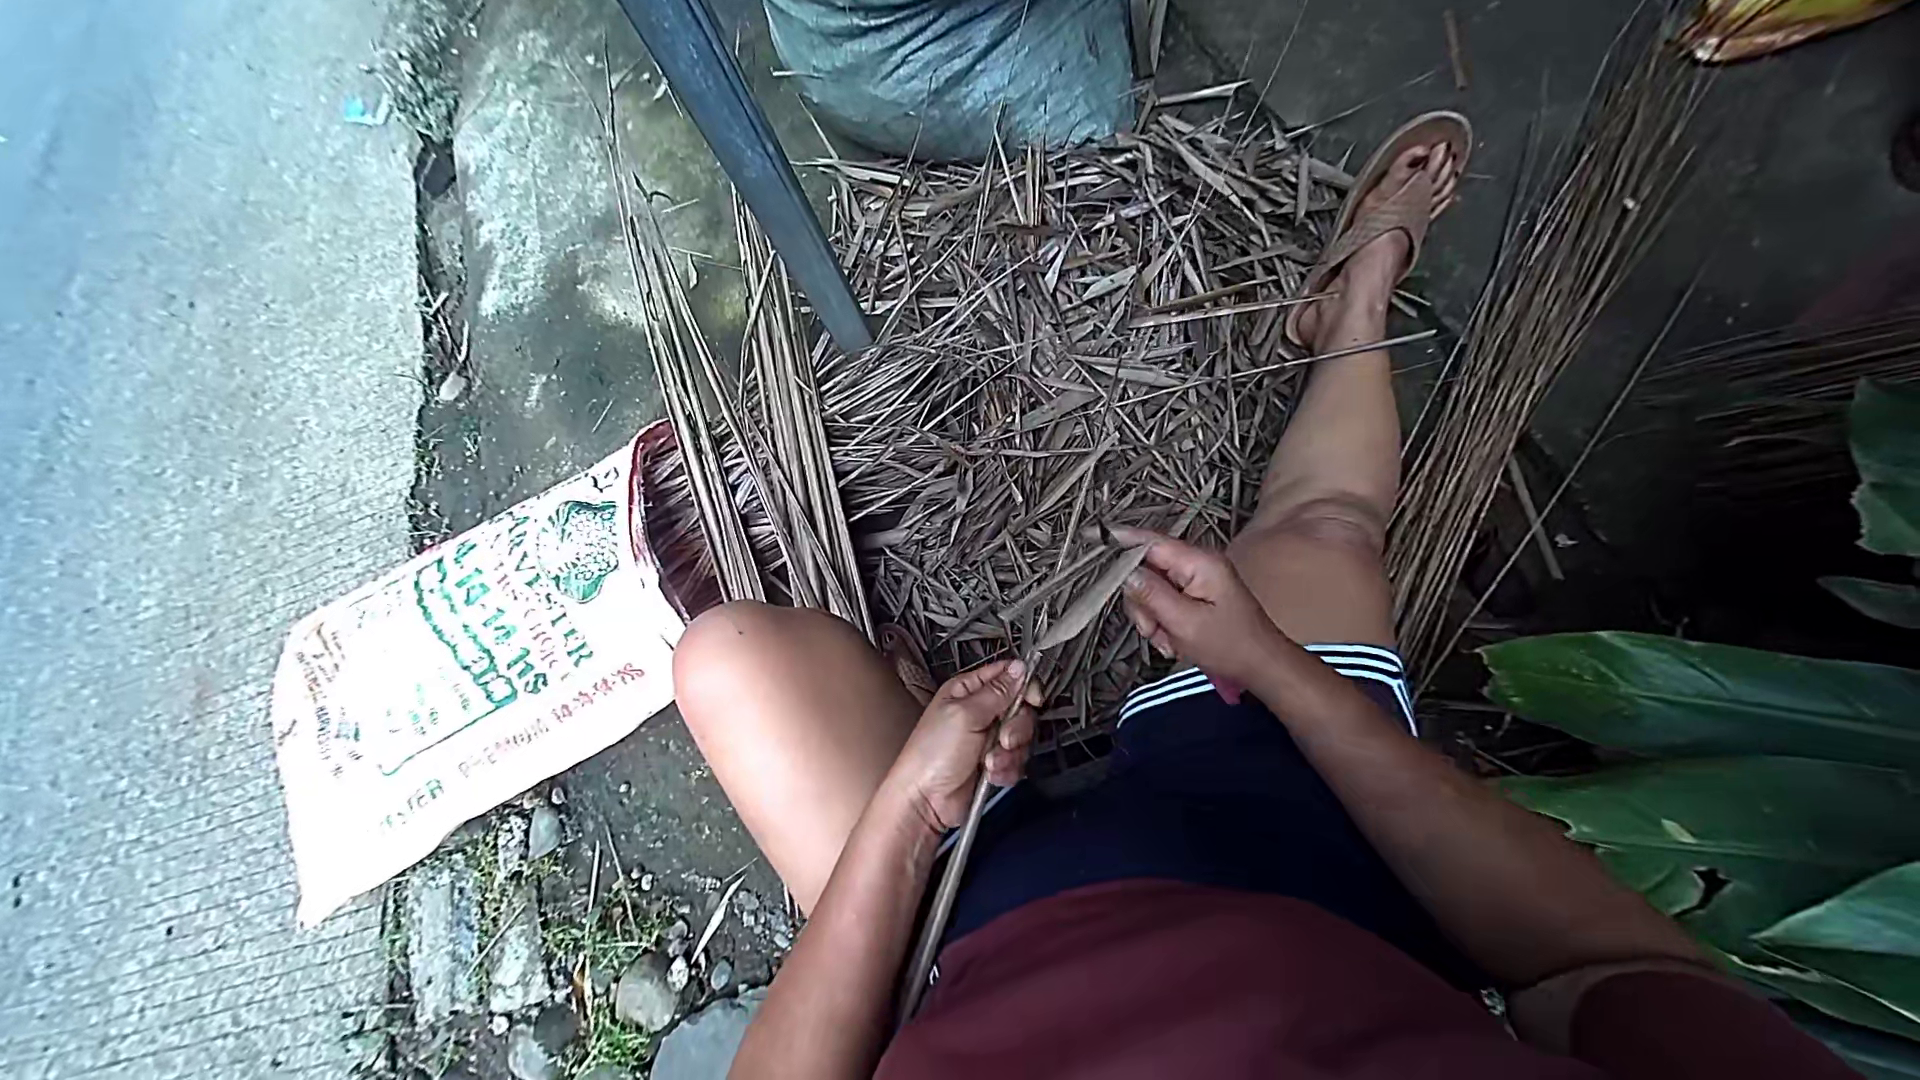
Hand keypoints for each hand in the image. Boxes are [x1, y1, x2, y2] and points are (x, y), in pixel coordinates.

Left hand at [885, 658, 1042, 834]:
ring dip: (1010, 752)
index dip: (1023, 684)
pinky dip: (1007, 769)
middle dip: (1017, 726)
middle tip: (1003, 738)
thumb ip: (996, 692)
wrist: (925, 801)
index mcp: (967, 690)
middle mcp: (978, 711)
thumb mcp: (965, 715)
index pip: (1005, 675)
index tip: (1032, 698)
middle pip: (1020, 707)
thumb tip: (1019, 668)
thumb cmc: (931, 755)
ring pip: (1021, 736)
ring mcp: (987, 737)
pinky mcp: (993, 761)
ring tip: (989, 761)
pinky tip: (990, 773)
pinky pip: (1017, 760)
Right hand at [1113, 526, 1290, 691]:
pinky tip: (1173, 638)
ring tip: (1169, 638)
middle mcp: (1196, 565)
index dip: (1120, 539)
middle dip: (1141, 601)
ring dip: (1151, 617)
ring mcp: (1194, 579)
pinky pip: (1161, 600)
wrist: (1261, 667)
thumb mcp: (1185, 623)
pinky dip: (1160, 621)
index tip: (1093, 536)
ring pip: (1149, 588)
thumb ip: (1151, 595)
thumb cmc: (1233, 646)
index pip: (1150, 542)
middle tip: (1153, 627)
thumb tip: (1124, 574)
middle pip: (1145, 568)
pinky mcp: (1192, 593)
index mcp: (1199, 563)